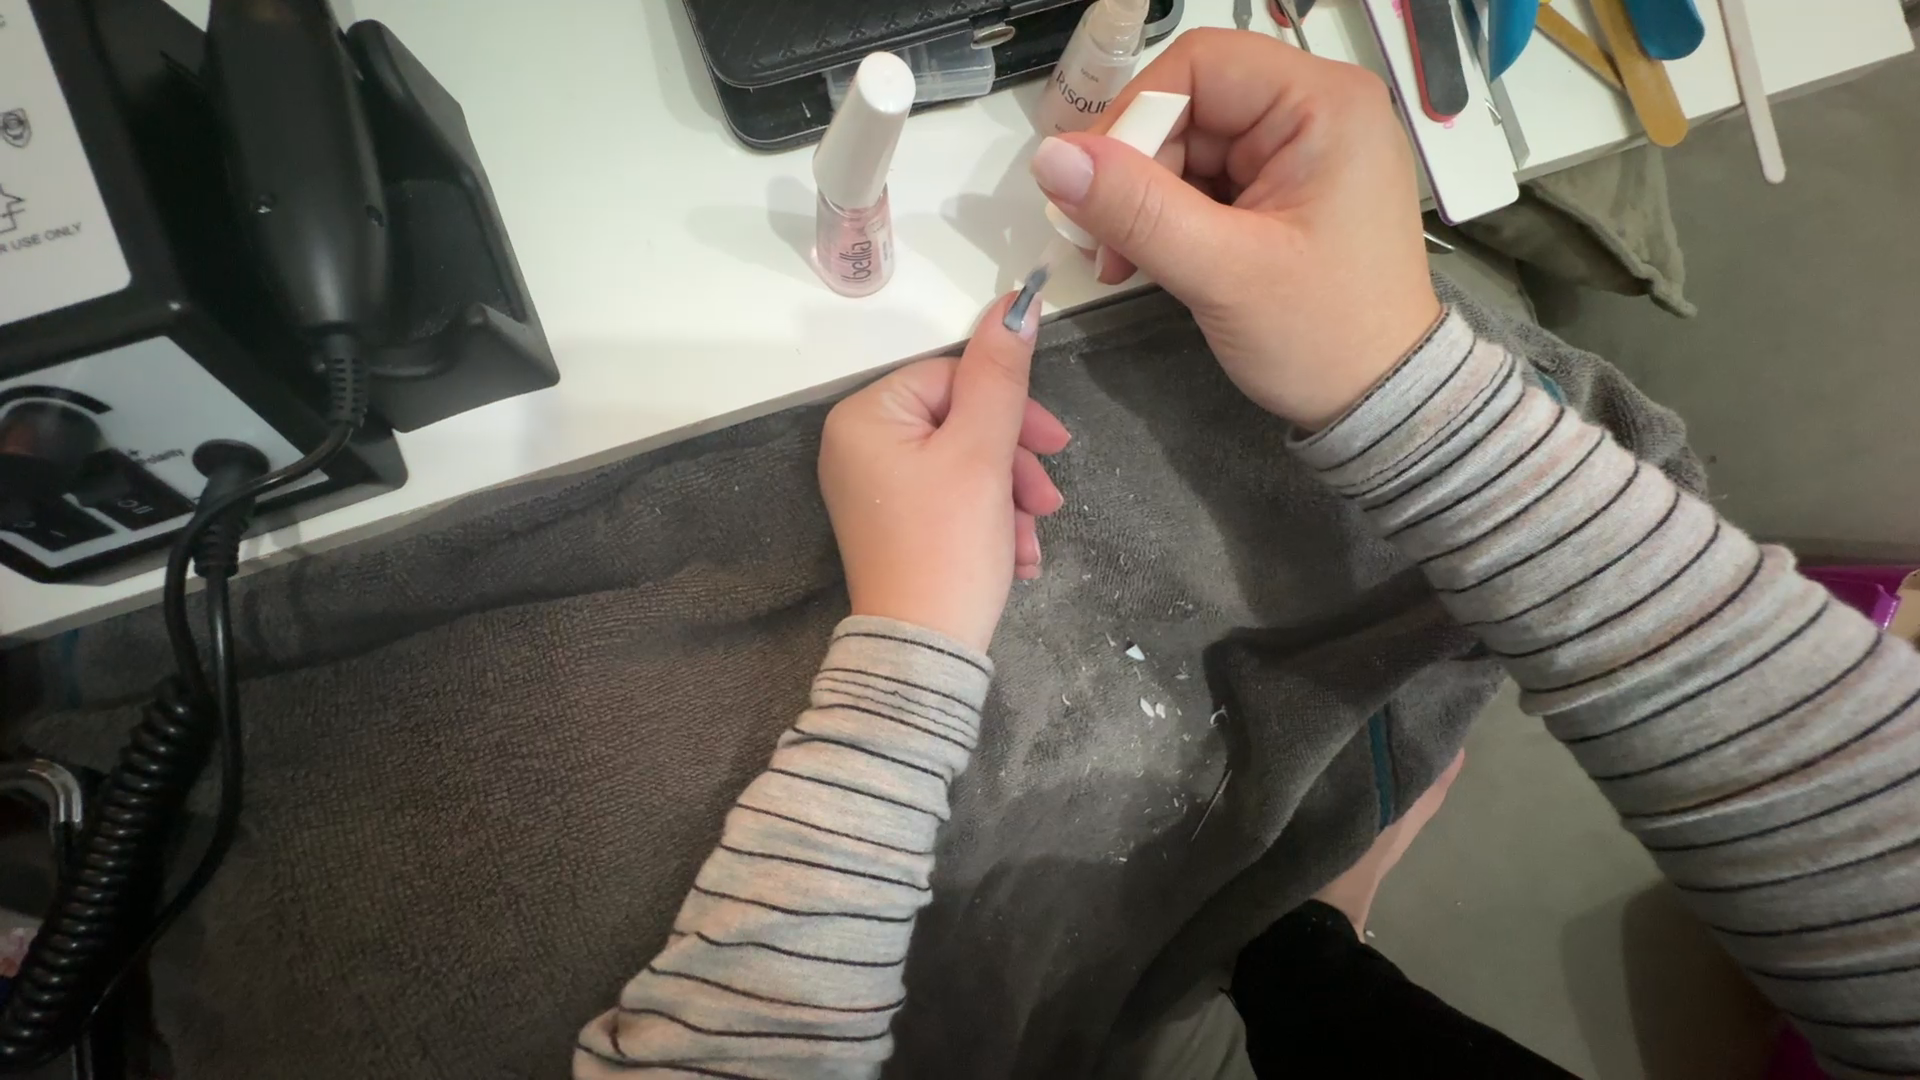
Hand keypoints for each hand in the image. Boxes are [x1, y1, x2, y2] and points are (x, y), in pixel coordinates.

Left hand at [819, 293, 1071, 651]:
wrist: (926, 652)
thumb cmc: (949, 545)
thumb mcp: (982, 453)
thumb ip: (1000, 375)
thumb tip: (1017, 302)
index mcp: (866, 418)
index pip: (952, 379)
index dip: (1010, 409)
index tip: (1056, 445)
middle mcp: (858, 447)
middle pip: (959, 425)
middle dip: (1013, 466)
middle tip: (1050, 505)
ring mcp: (875, 489)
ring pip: (963, 467)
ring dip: (1008, 501)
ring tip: (1032, 544)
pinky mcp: (894, 523)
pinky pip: (949, 500)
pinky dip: (988, 522)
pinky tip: (1016, 557)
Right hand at [1028, 29, 1441, 429]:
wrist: (1377, 399)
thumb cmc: (1319, 335)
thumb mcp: (1222, 273)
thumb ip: (1136, 211)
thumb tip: (1050, 159)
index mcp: (1319, 105)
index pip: (1198, 67)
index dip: (1132, 119)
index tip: (1091, 190)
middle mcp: (1310, 115)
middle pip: (1187, 112)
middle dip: (1133, 177)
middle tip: (1102, 249)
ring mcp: (1294, 159)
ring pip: (1187, 155)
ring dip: (1141, 207)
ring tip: (1121, 265)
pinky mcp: (1278, 199)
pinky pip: (1202, 190)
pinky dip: (1165, 223)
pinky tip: (1148, 262)